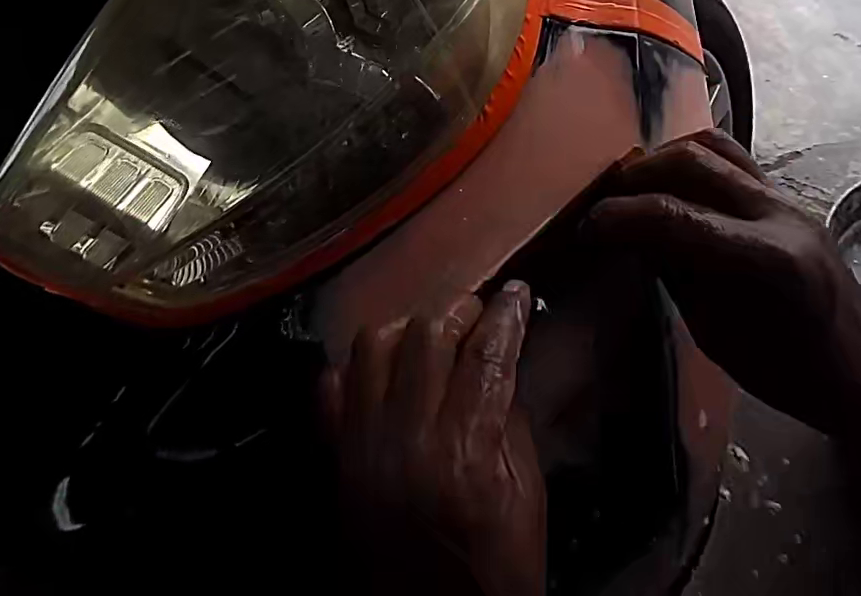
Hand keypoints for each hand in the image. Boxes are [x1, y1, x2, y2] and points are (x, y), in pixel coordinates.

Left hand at [321, 284, 544, 595]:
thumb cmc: (489, 576)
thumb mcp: (526, 507)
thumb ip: (513, 426)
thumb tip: (501, 364)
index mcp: (464, 455)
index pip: (485, 357)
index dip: (505, 316)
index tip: (517, 292)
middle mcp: (407, 437)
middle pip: (426, 336)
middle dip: (458, 310)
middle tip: (478, 312)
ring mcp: (363, 441)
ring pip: (374, 344)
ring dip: (407, 326)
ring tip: (432, 332)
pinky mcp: (337, 453)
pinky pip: (334, 383)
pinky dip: (357, 363)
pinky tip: (383, 364)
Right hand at [582, 129, 860, 434]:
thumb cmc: (791, 373)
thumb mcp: (714, 333)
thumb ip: (672, 272)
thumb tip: (628, 233)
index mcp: (765, 260)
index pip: (672, 216)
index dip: (619, 215)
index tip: (586, 226)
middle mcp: (779, 215)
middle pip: (689, 162)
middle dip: (635, 176)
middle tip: (605, 201)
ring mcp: (787, 199)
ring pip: (711, 147)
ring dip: (661, 158)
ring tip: (634, 184)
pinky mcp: (786, 197)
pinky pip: (730, 157)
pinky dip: (690, 159)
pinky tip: (670, 181)